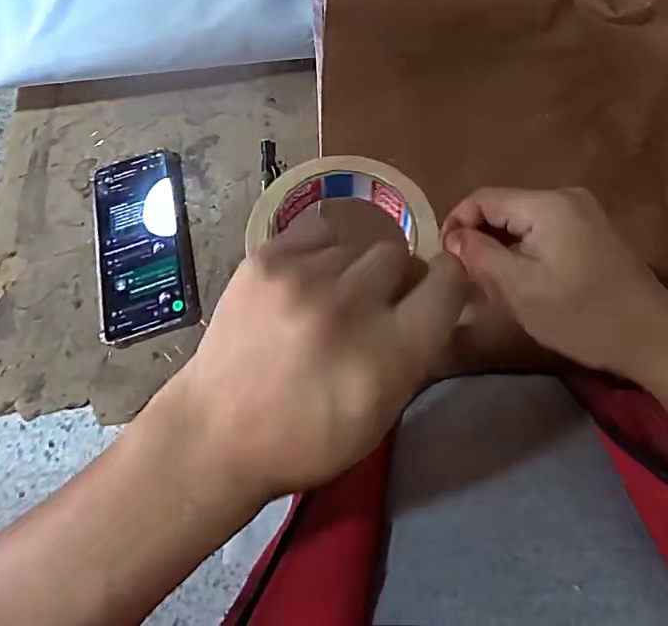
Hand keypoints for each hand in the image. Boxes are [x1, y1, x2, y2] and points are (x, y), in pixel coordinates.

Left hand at [156, 214, 467, 498]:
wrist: (217, 431)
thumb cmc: (308, 437)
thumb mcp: (382, 412)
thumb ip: (416, 349)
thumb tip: (434, 297)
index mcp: (388, 353)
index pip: (448, 282)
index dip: (450, 282)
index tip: (438, 289)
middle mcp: (350, 304)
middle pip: (401, 257)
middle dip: (398, 280)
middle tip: (376, 304)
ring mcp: (303, 275)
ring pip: (361, 242)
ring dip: (359, 268)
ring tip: (335, 295)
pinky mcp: (267, 258)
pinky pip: (321, 230)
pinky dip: (325, 252)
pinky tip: (311, 277)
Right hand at [441, 187, 667, 380]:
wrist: (656, 340)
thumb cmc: (584, 316)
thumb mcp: (521, 290)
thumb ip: (481, 256)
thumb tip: (454, 237)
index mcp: (547, 204)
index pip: (484, 197)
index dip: (457, 222)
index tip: (446, 256)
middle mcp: (565, 197)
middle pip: (504, 206)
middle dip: (480, 236)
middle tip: (468, 274)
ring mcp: (584, 212)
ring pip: (523, 220)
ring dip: (502, 245)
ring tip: (491, 280)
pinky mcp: (594, 231)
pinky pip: (545, 229)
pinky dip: (525, 248)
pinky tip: (523, 278)